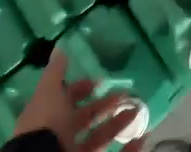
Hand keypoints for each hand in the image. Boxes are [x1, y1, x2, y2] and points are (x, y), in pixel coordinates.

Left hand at [11, 48, 144, 151]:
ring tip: (137, 109)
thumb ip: (56, 72)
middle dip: (106, 104)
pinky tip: (142, 136)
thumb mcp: (49, 92)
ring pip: (101, 135)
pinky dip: (130, 149)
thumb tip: (60, 48)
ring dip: (120, 122)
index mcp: (49, 115)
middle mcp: (62, 133)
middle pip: (87, 118)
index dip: (81, 89)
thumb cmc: (48, 123)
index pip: (66, 100)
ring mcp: (76, 150)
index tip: (99, 81)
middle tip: (124, 94)